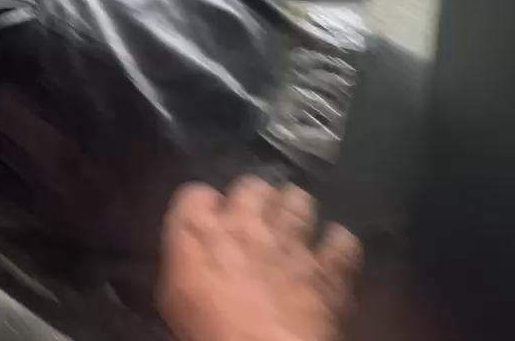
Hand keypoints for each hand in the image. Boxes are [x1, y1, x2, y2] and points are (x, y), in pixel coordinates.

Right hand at [159, 177, 363, 340]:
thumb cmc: (205, 326)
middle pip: (252, 187)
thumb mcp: (171, 291)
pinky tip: (338, 243)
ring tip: (296, 212)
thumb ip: (184, 260)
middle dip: (255, 194)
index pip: (198, 192)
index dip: (205, 202)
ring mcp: (288, 246)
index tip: (209, 215)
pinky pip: (343, 244)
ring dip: (295, 205)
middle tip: (257, 206)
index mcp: (198, 226)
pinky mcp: (326, 273)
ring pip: (297, 203)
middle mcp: (243, 224)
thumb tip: (191, 256)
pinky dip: (340, 242)